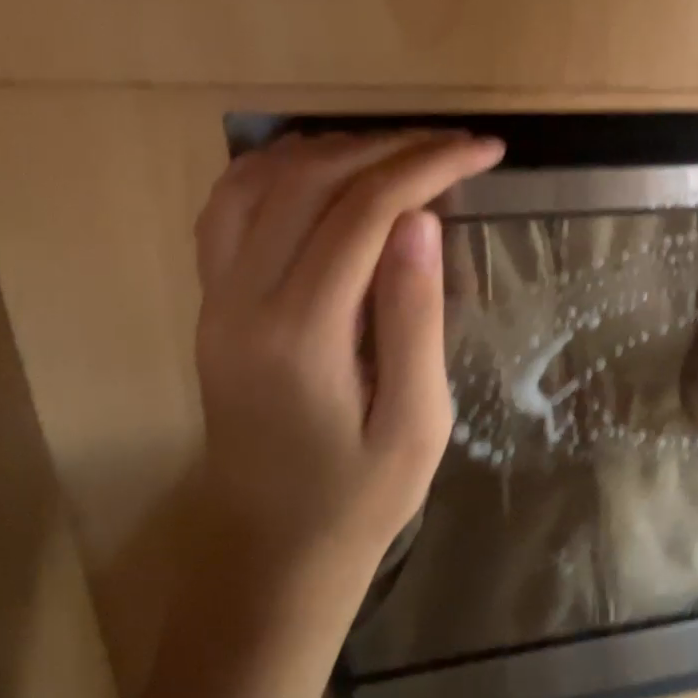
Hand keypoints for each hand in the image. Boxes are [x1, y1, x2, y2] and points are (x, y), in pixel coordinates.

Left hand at [190, 130, 502, 581]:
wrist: (271, 552)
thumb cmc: (361, 495)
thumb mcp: (416, 421)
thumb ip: (415, 317)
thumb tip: (423, 219)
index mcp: (300, 334)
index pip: (364, 212)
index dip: (429, 166)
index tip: (486, 150)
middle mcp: (241, 302)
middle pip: (311, 181)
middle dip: (393, 147)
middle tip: (459, 146)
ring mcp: (214, 299)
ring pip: (260, 181)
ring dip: (337, 149)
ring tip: (405, 151)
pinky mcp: (211, 303)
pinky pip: (232, 206)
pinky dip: (283, 167)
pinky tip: (331, 168)